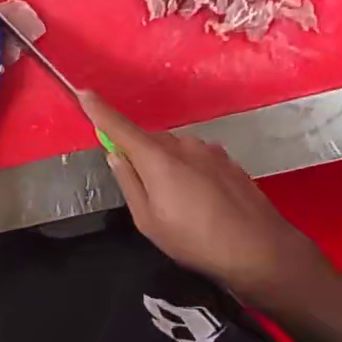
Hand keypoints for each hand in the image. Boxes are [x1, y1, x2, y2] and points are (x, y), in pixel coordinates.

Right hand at [82, 91, 339, 309]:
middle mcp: (183, 145)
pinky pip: (194, 157)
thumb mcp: (148, 221)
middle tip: (139, 191)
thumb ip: (129, 184)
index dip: (100, 111)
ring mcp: (209, 150)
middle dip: (136, 154)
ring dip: (163, 166)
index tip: (83, 94)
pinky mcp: (227, 160)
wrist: (258, 247)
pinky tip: (196, 201)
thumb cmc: (195, 240)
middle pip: (148, 140)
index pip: (120, 128)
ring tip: (172, 204)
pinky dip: (185, 171)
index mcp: (158, 159)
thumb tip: (116, 156)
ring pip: (172, 149)